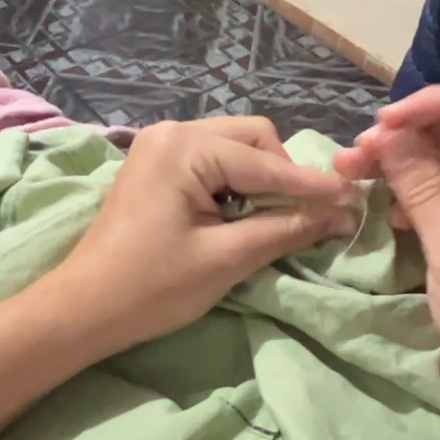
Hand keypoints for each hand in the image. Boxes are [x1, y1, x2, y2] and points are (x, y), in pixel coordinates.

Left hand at [53, 117, 357, 349]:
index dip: (312, 185)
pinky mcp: (158, 163)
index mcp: (185, 147)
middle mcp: (173, 131)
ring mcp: (162, 144)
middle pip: (254, 139)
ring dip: (262, 178)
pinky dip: (237, 182)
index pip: (266, 162)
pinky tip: (241, 212)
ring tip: (272, 218)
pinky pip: (214, 160)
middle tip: (300, 217)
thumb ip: (287, 229)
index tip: (354, 199)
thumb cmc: (152, 287)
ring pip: (236, 147)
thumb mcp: (227, 258)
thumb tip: (342, 215)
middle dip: (283, 176)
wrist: (85, 308)